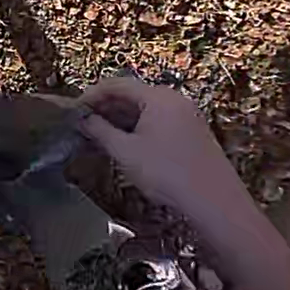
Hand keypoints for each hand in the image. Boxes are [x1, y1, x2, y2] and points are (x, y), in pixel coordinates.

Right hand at [78, 75, 248, 223]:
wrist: (216, 205)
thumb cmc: (166, 173)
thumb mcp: (124, 151)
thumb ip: (99, 130)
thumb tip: (82, 119)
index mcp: (158, 97)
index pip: (116, 84)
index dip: (91, 95)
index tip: (73, 111)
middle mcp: (175, 100)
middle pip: (132, 94)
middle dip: (104, 107)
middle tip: (82, 124)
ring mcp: (186, 117)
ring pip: (144, 110)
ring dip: (119, 119)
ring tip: (97, 135)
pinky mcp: (192, 134)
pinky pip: (157, 121)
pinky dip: (136, 128)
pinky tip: (123, 145)